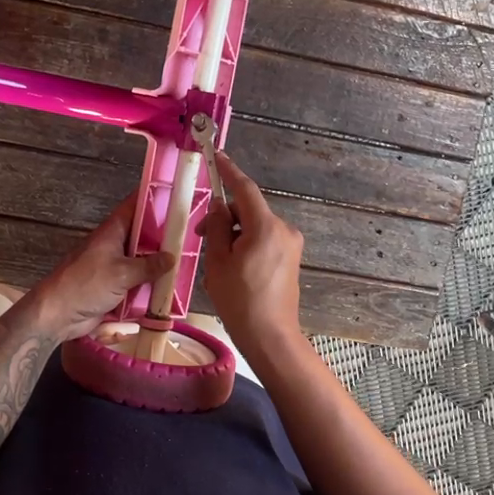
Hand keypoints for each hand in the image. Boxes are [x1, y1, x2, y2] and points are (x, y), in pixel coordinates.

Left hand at [24, 194, 173, 341]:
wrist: (58, 314)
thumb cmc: (86, 284)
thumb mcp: (122, 273)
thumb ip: (149, 265)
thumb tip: (171, 258)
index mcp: (112, 231)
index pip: (135, 206)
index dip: (153, 198)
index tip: (176, 193)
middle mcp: (114, 245)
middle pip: (143, 234)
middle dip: (164, 236)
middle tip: (191, 235)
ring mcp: (114, 266)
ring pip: (142, 259)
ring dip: (159, 264)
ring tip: (188, 263)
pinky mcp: (114, 287)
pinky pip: (137, 281)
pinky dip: (150, 284)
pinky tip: (170, 287)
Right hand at [201, 153, 302, 351]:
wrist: (270, 337)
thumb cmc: (240, 301)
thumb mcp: (218, 261)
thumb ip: (217, 227)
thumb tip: (219, 207)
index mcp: (265, 227)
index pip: (245, 189)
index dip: (229, 172)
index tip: (218, 157)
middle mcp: (284, 230)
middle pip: (249, 209)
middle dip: (225, 217)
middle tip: (201, 236)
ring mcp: (291, 245)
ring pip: (256, 225)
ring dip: (235, 233)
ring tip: (217, 260)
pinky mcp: (292, 258)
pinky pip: (265, 239)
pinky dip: (247, 244)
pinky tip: (234, 267)